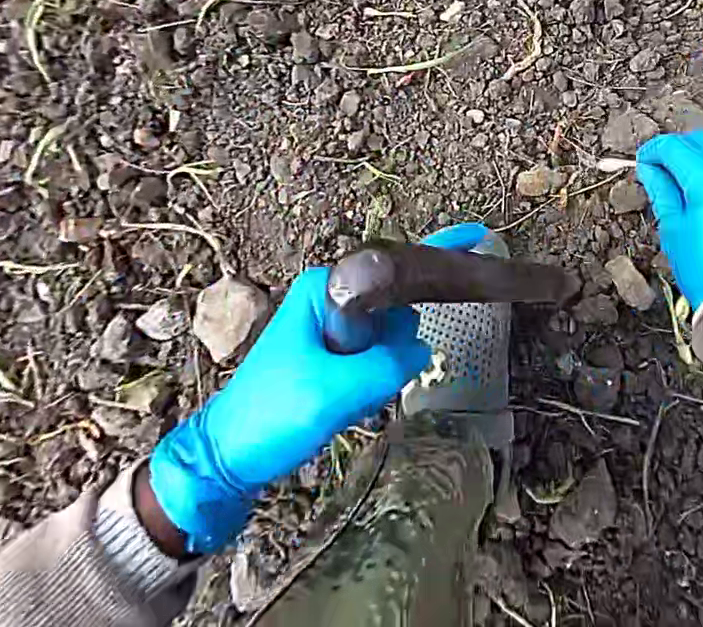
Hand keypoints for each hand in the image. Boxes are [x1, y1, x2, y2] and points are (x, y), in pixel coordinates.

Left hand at [149, 260, 437, 552]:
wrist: (223, 463)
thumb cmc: (273, 415)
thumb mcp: (338, 389)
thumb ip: (392, 363)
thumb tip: (421, 350)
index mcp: (327, 286)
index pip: (396, 263)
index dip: (438, 256)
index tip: (479, 238)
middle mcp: (333, 294)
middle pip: (399, 301)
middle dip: (399, 337)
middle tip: (374, 376)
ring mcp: (334, 323)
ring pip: (392, 329)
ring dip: (389, 360)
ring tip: (357, 395)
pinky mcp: (336, 350)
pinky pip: (378, 350)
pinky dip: (382, 371)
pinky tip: (363, 397)